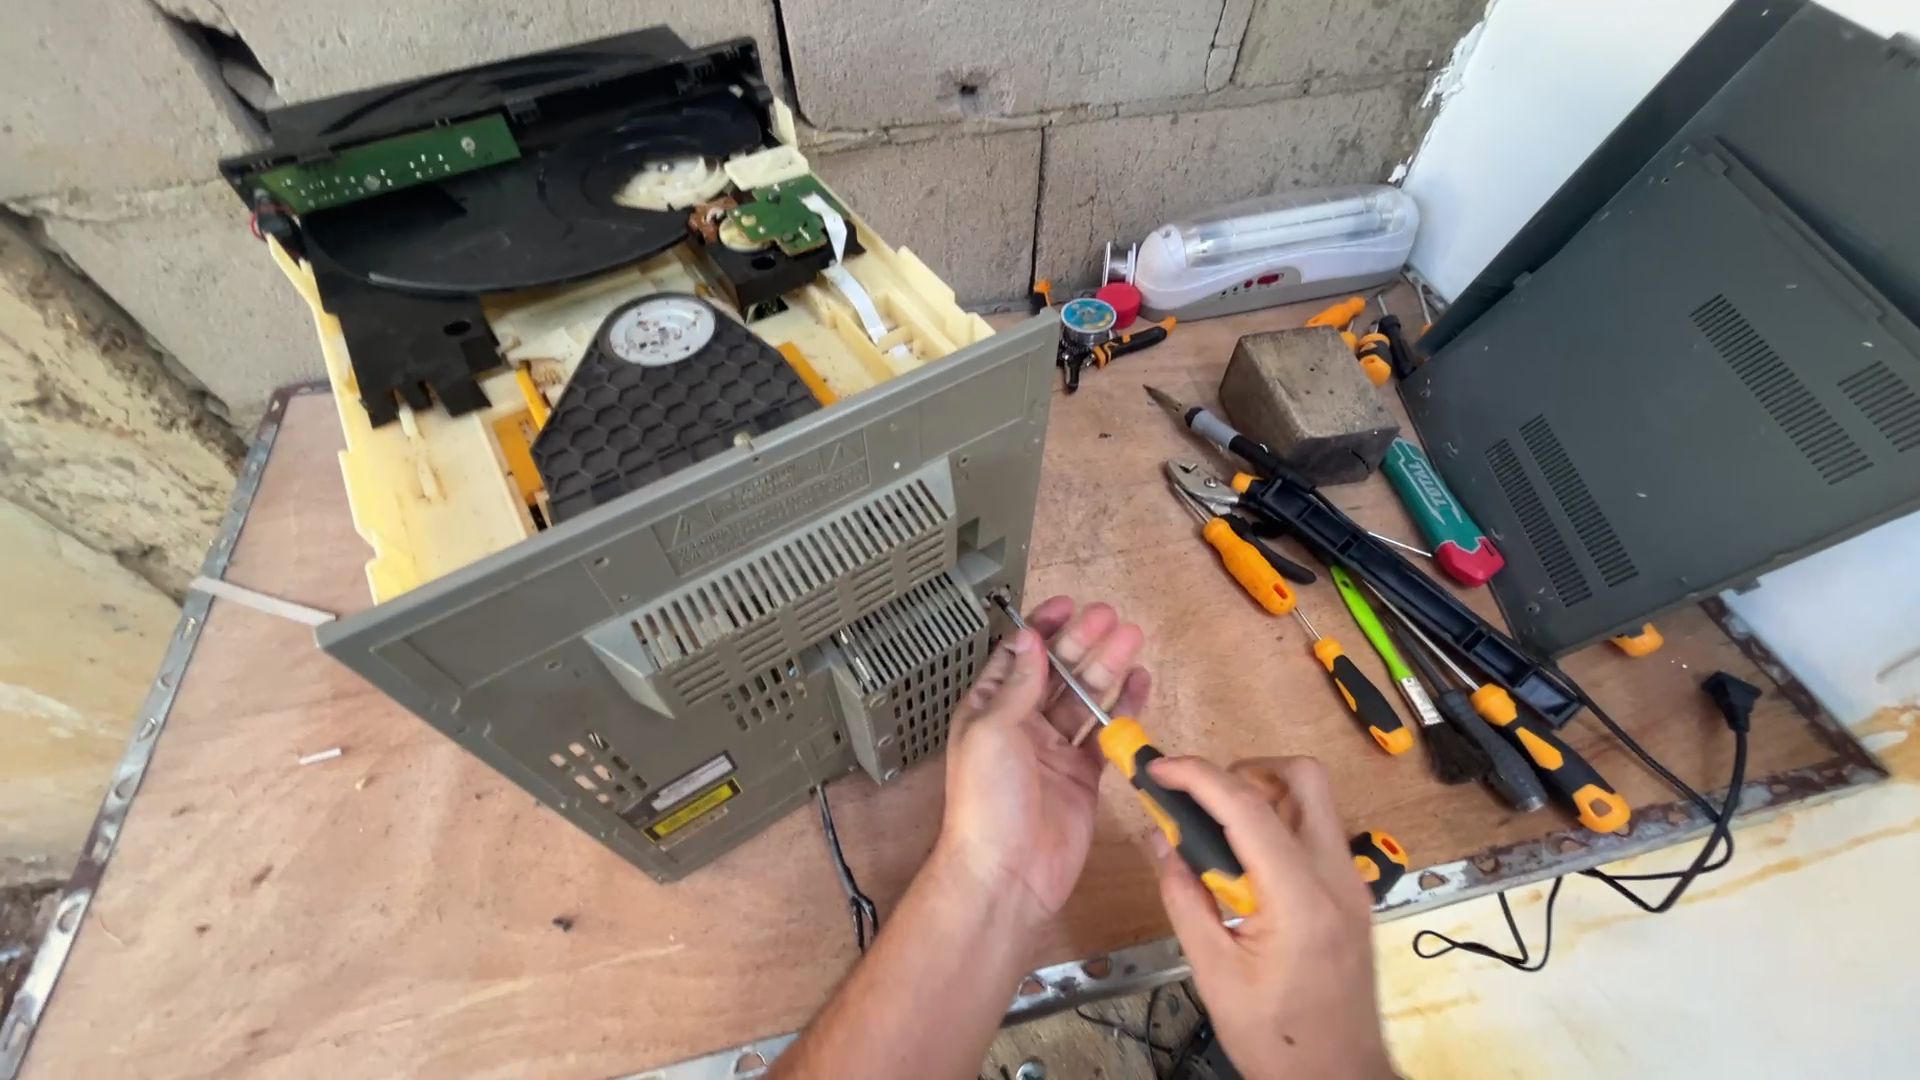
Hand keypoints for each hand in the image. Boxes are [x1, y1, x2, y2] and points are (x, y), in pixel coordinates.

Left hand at [933, 596, 1149, 929]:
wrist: (1006, 874)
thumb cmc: (986, 800)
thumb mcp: (993, 730)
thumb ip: (1018, 684)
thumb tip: (1029, 639)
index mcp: (989, 709)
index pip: (1018, 657)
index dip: (1042, 629)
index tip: (1067, 606)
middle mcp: (1021, 724)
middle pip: (1057, 673)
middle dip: (1082, 643)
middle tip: (1109, 617)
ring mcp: (1054, 749)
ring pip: (1084, 699)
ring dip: (1106, 668)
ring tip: (1131, 638)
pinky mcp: (1083, 775)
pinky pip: (1104, 734)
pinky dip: (1121, 709)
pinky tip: (1138, 684)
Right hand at [1149, 756, 1393, 1079]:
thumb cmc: (1276, 1039)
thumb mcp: (1213, 973)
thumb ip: (1183, 897)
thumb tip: (1158, 838)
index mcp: (1300, 899)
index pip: (1249, 808)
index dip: (1197, 776)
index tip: (1158, 769)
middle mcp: (1336, 876)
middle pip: (1303, 777)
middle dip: (1246, 768)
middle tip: (1204, 797)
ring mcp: (1350, 881)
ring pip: (1312, 796)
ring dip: (1262, 791)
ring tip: (1218, 826)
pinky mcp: (1350, 890)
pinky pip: (1313, 827)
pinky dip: (1275, 819)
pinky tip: (1244, 858)